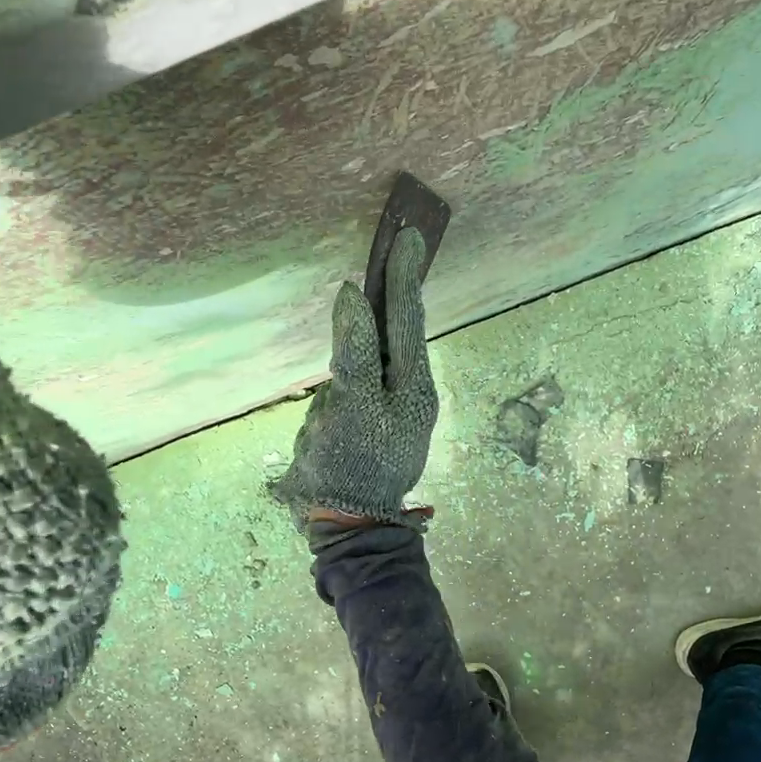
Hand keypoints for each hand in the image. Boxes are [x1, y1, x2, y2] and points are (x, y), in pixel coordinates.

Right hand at [272, 228, 438, 527]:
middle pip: (401, 329)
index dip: (403, 277)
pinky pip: (365, 374)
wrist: (346, 524)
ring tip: (383, 279)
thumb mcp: (351, 406)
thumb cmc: (349, 466)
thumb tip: (352, 297)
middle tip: (401, 246)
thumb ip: (355, 351)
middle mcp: (410, 390)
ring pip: (381, 350)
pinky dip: (360, 353)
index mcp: (413, 386)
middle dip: (398, 288)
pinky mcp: (373, 417)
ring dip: (380, 319)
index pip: (407, 319)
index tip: (409, 238)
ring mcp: (393, 404)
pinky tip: (353, 345)